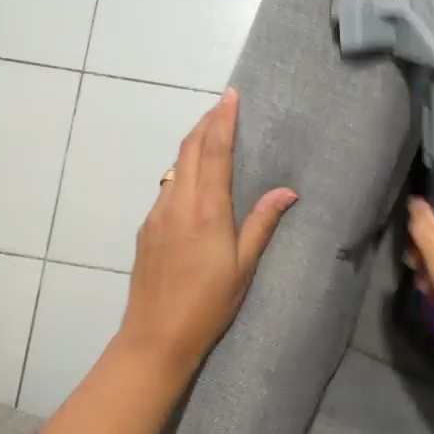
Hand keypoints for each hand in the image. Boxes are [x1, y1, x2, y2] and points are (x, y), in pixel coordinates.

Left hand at [119, 88, 297, 373]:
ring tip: (211, 132)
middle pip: (189, 149)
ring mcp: (157, 214)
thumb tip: (286, 191)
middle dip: (206, 122)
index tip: (230, 95)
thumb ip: (261, 224)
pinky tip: (193, 177)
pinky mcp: (146, 228)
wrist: (155, 338)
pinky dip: (182, 169)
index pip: (214, 152)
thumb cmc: (207, 305)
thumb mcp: (243, 267)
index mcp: (206, 210)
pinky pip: (167, 186)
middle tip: (223, 105)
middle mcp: (178, 203)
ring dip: (193, 143)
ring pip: (175, 165)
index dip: (223, 120)